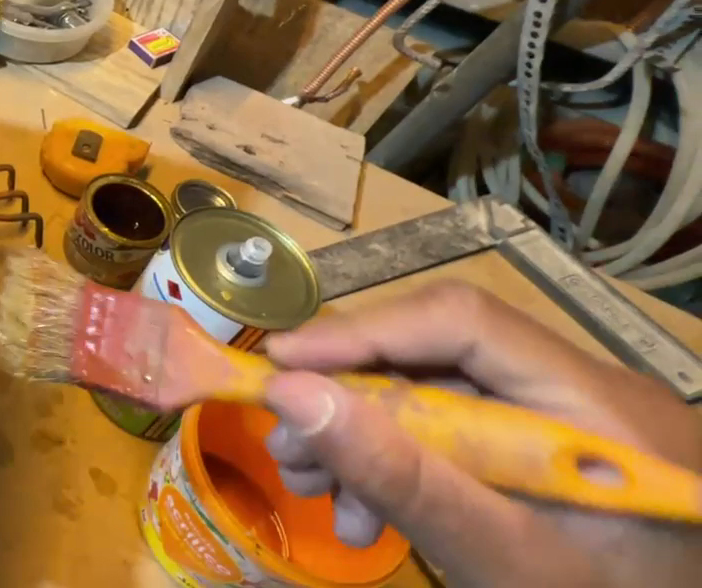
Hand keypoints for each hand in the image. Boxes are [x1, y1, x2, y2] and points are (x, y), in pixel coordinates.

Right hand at [260, 281, 701, 586]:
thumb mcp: (508, 562)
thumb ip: (402, 478)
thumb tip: (285, 393)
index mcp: (602, 403)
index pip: (461, 320)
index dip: (361, 331)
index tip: (281, 363)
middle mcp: (579, 390)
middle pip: (428, 357)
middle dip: (343, 401)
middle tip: (282, 443)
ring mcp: (555, 418)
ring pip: (419, 392)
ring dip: (352, 436)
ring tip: (307, 483)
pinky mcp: (532, 448)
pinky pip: (439, 430)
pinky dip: (386, 461)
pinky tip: (357, 506)